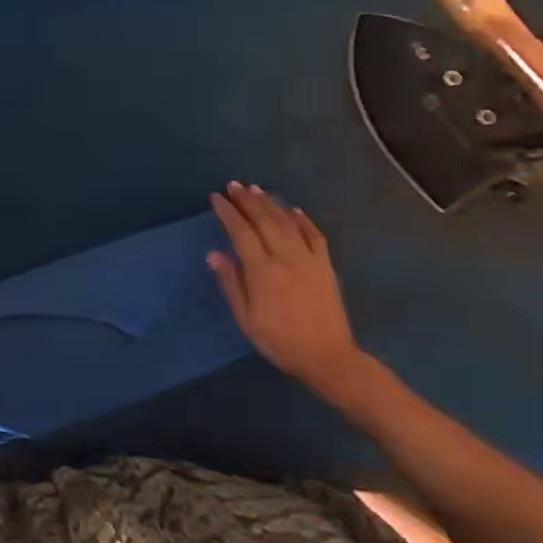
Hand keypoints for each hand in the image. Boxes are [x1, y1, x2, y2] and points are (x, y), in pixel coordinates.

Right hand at [209, 183, 369, 395]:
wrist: (327, 357)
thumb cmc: (279, 341)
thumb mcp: (246, 318)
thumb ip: (231, 283)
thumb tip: (214, 254)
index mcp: (262, 271)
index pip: (241, 233)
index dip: (228, 213)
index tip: (217, 198)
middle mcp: (286, 258)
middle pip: (264, 221)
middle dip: (247, 201)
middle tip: (234, 185)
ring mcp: (309, 259)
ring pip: (288, 223)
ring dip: (271, 204)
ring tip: (257, 190)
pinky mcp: (326, 265)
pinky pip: (315, 235)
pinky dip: (303, 219)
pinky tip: (294, 210)